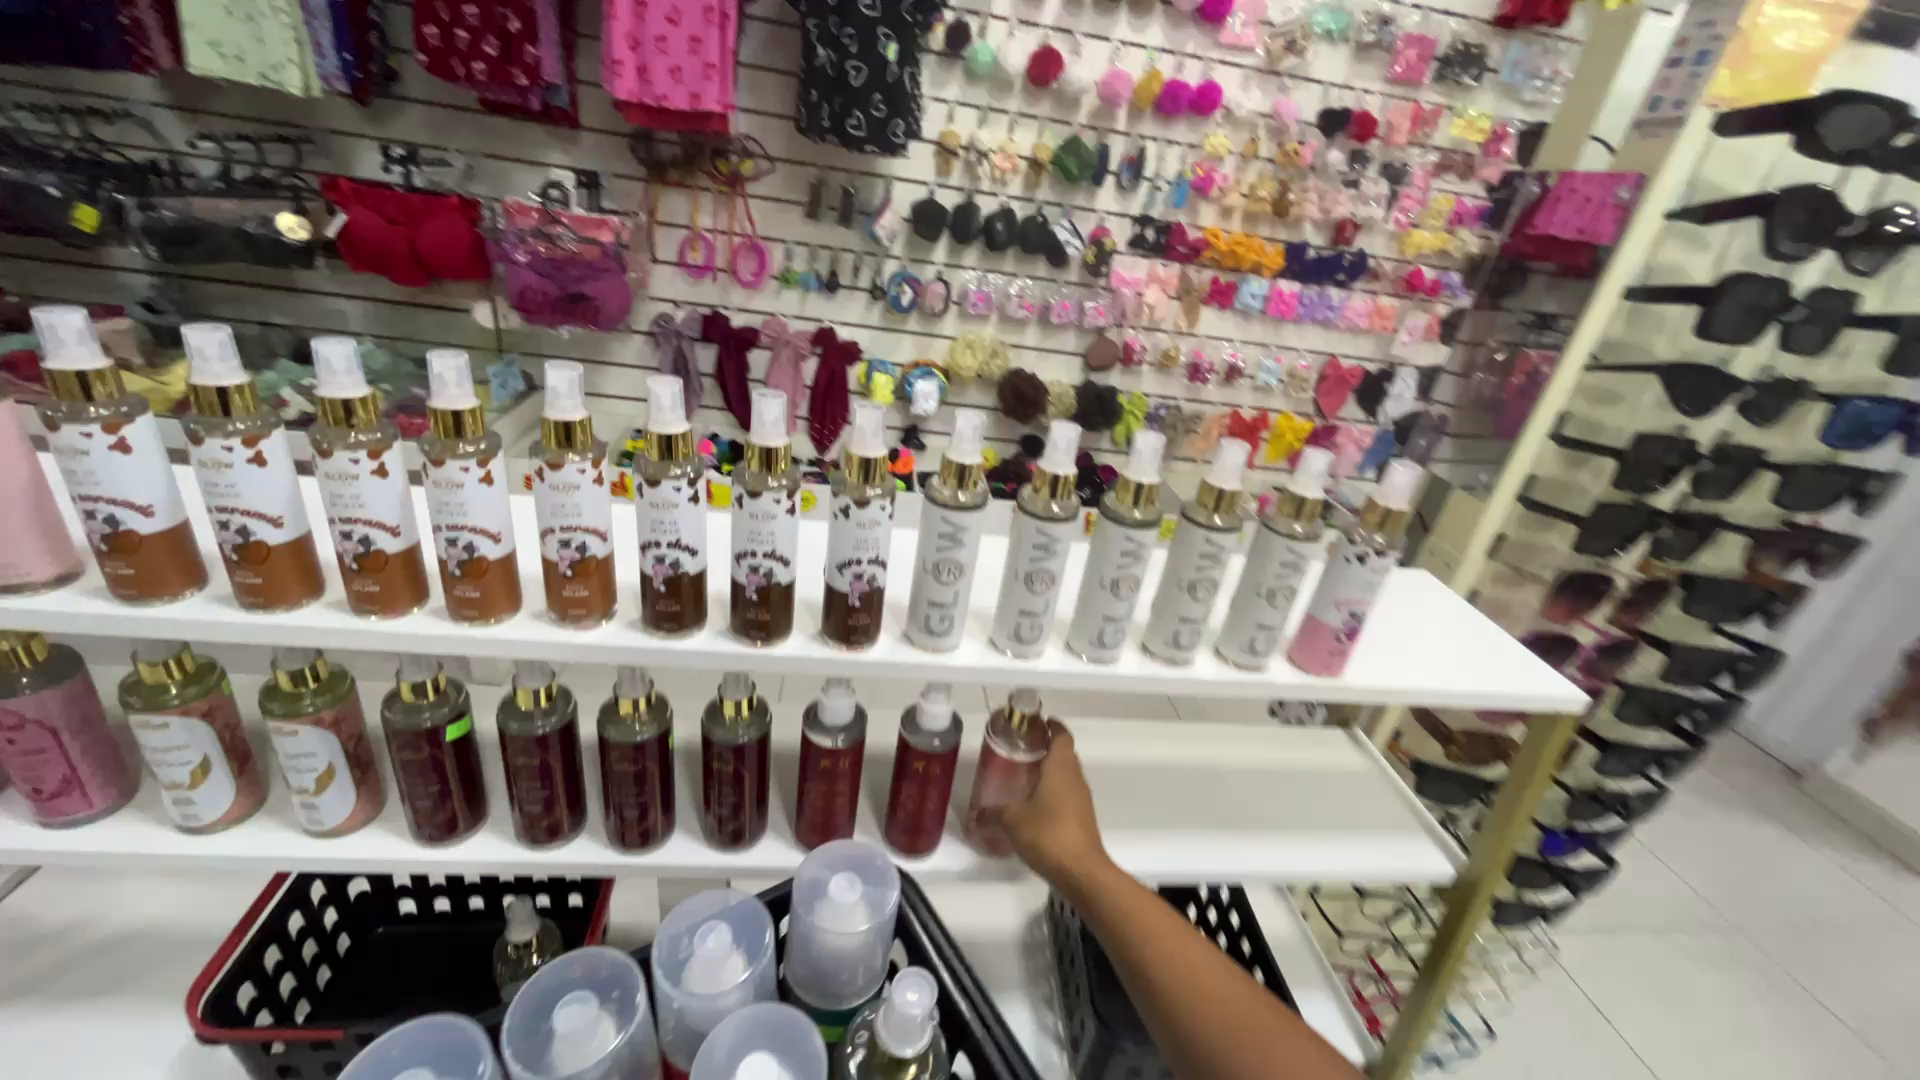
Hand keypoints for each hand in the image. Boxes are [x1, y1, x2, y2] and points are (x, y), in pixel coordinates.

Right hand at [998, 721, 1110, 886]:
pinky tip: (1032, 805)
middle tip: (1019, 749)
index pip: (1061, 735)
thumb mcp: (1013, 821)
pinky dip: (1051, 792)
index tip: (1034, 723)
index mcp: (1061, 767)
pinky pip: (1066, 795)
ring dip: (1048, 772)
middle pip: (1064, 753)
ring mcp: (1081, 798)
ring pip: (1065, 775)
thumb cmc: (1048, 833)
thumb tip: (975, 815)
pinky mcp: (1082, 818)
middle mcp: (1075, 777)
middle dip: (1044, 748)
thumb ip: (993, 814)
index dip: (1050, 726)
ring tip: (1021, 776)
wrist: (1082, 871)